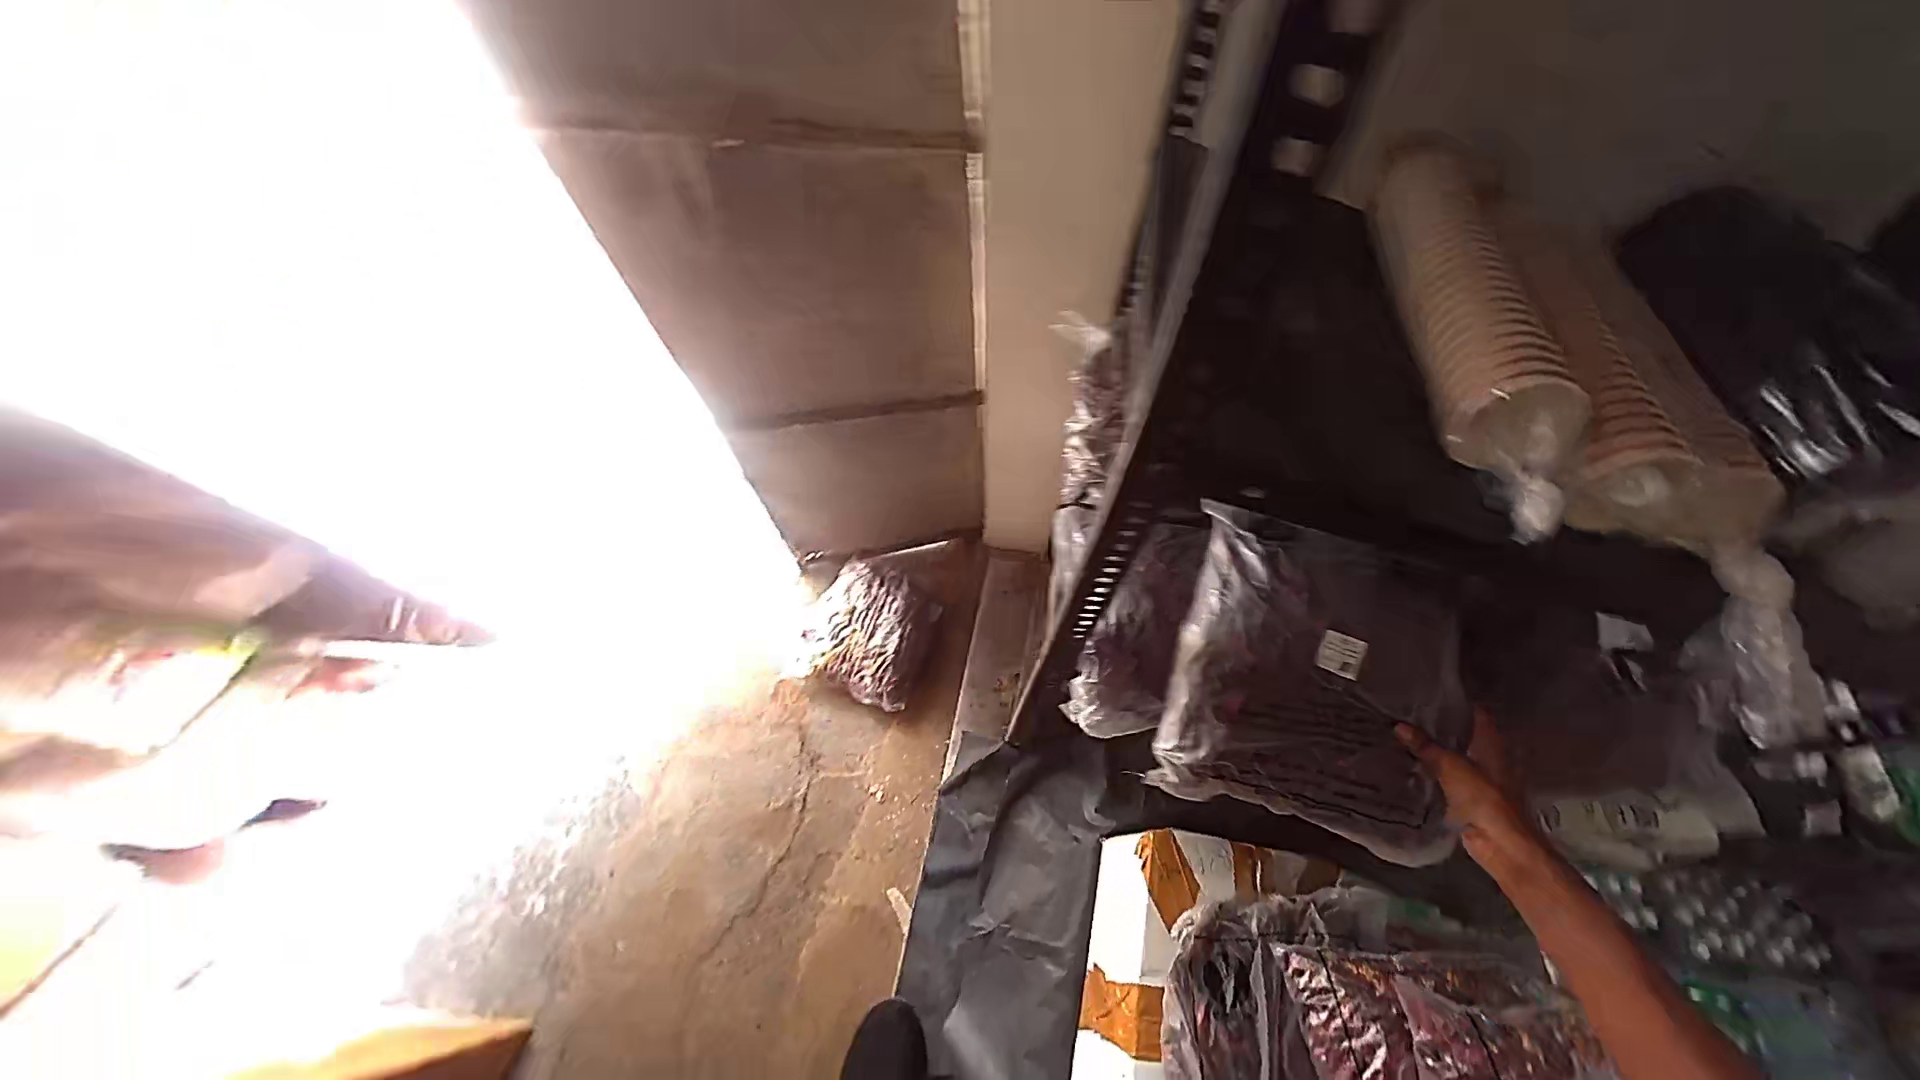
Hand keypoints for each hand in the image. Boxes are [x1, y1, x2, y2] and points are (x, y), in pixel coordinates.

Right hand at [1396, 709, 1536, 866]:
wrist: (1501, 844)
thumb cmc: (1484, 798)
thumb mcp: (1451, 766)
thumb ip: (1426, 746)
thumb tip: (1399, 725)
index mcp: (1491, 747)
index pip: (1478, 716)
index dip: (1460, 703)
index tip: (1434, 692)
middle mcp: (1488, 760)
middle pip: (1464, 736)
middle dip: (1441, 726)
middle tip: (1408, 711)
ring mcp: (1479, 780)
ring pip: (1454, 757)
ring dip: (1434, 749)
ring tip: (1403, 734)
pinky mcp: (1467, 799)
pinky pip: (1445, 778)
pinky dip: (1431, 771)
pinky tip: (1409, 764)